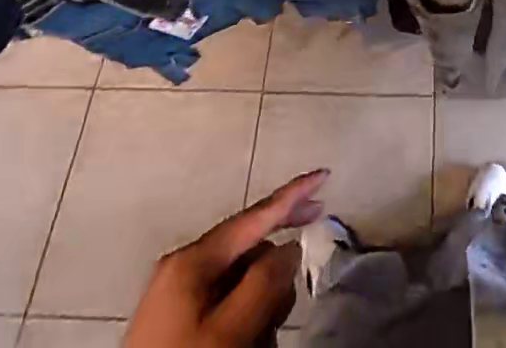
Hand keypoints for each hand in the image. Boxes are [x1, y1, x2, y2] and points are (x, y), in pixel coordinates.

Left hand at [122, 169, 329, 347]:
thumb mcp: (230, 332)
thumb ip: (265, 283)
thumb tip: (290, 246)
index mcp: (193, 260)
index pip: (255, 216)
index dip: (293, 194)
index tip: (324, 174)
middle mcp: (185, 267)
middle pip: (250, 247)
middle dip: (278, 268)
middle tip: (299, 283)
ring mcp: (180, 296)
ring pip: (241, 280)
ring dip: (263, 304)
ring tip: (262, 339)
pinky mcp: (180, 323)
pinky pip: (227, 305)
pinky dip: (247, 319)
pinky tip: (251, 343)